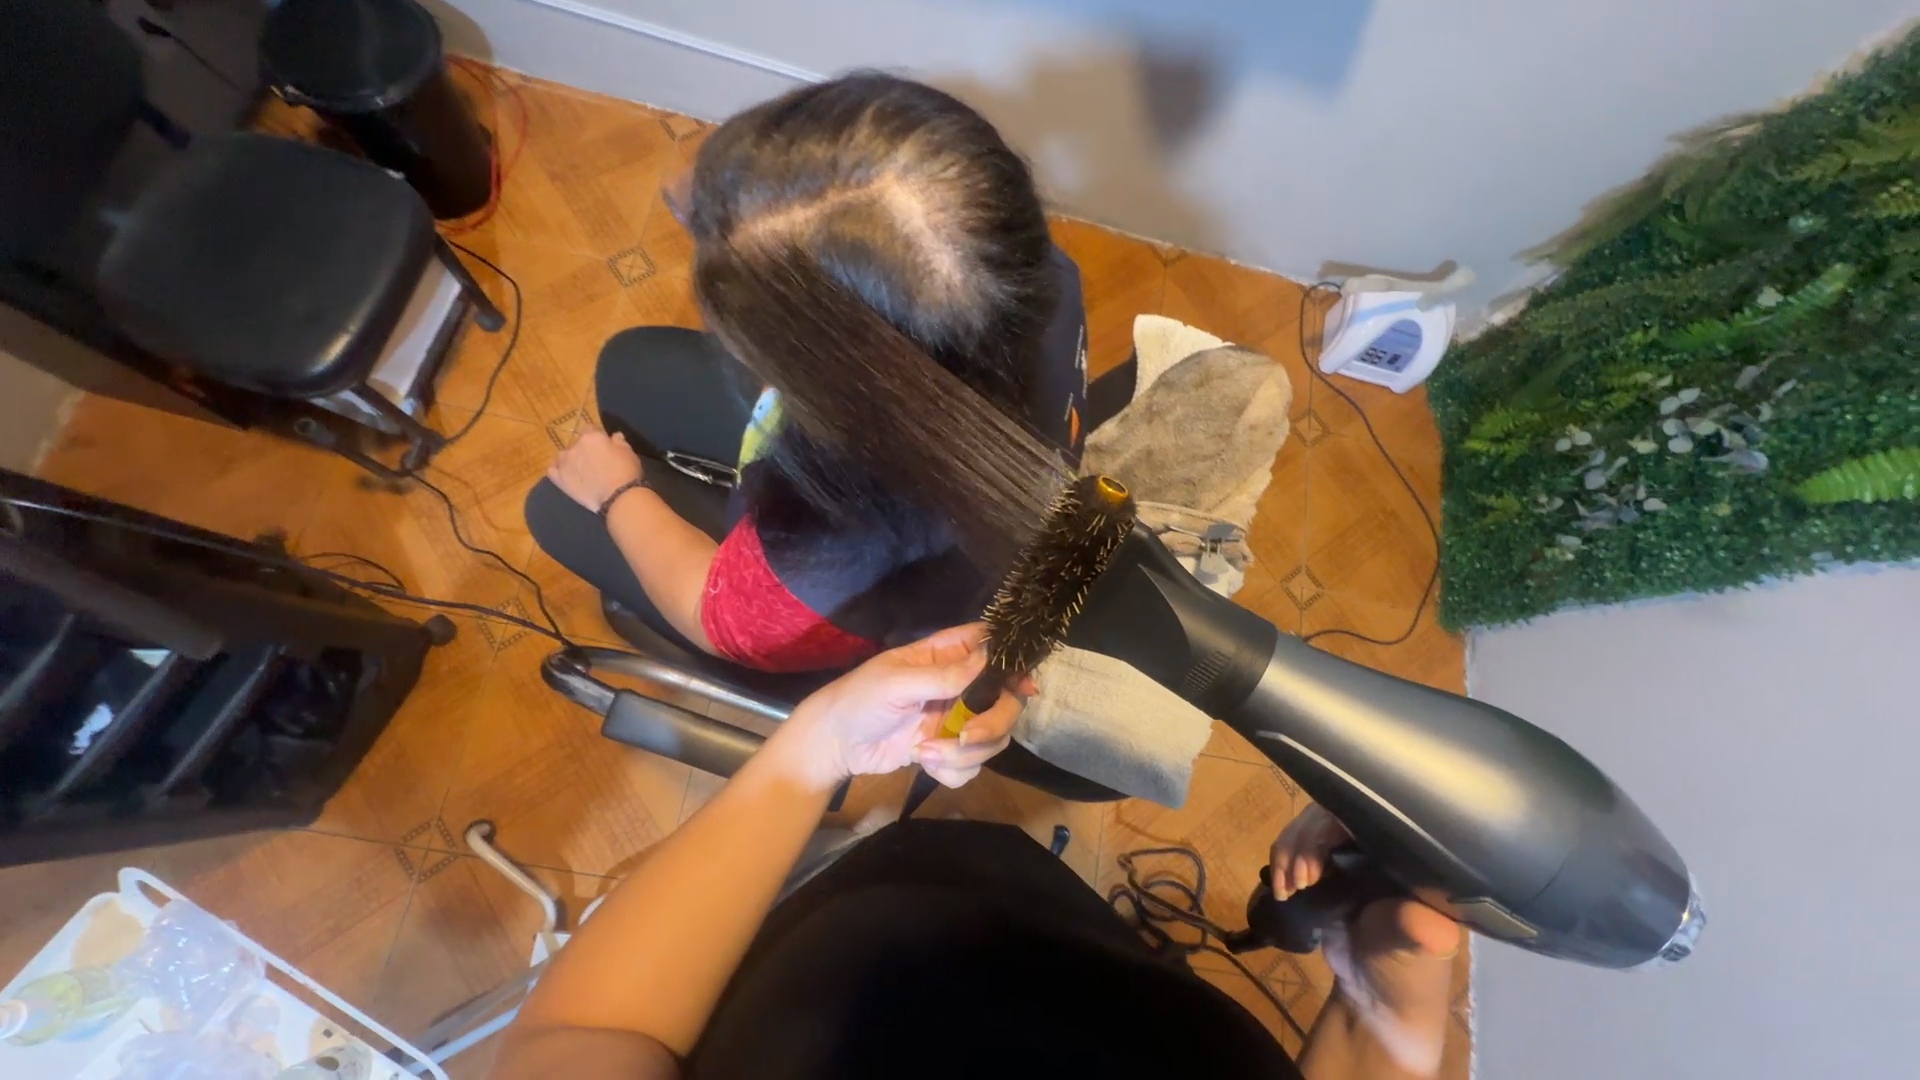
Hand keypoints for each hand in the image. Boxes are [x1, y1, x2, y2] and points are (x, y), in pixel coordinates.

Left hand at [549, 429, 643, 511]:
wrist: (618, 497)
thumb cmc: (626, 472)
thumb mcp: (629, 452)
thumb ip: (619, 441)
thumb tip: (614, 436)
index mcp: (592, 437)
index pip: (591, 428)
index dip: (598, 435)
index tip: (605, 443)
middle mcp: (575, 446)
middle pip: (577, 442)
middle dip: (585, 448)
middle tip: (597, 459)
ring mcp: (564, 463)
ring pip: (563, 455)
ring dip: (571, 458)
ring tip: (581, 468)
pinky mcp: (559, 479)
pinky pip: (552, 470)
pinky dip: (557, 469)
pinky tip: (565, 473)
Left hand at [778, 624, 1026, 791]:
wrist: (834, 744)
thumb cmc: (859, 699)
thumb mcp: (897, 682)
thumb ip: (944, 675)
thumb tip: (987, 660)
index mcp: (946, 656)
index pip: (992, 647)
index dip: (1014, 662)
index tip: (1023, 685)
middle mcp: (960, 686)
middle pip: (1006, 700)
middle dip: (994, 723)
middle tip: (969, 737)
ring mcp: (956, 720)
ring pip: (993, 738)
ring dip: (964, 753)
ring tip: (926, 754)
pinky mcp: (948, 751)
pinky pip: (972, 765)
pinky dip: (951, 770)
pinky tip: (923, 763)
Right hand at [1271, 804, 1461, 1075]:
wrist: (1376, 1001)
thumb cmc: (1410, 972)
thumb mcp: (1420, 948)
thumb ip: (1417, 926)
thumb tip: (1418, 914)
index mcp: (1408, 852)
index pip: (1366, 812)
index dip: (1334, 828)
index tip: (1316, 864)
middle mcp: (1377, 845)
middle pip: (1329, 814)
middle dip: (1305, 841)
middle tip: (1300, 881)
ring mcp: (1347, 855)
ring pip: (1307, 827)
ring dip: (1288, 852)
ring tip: (1287, 888)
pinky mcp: (1323, 869)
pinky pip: (1296, 847)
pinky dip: (1282, 860)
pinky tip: (1282, 887)